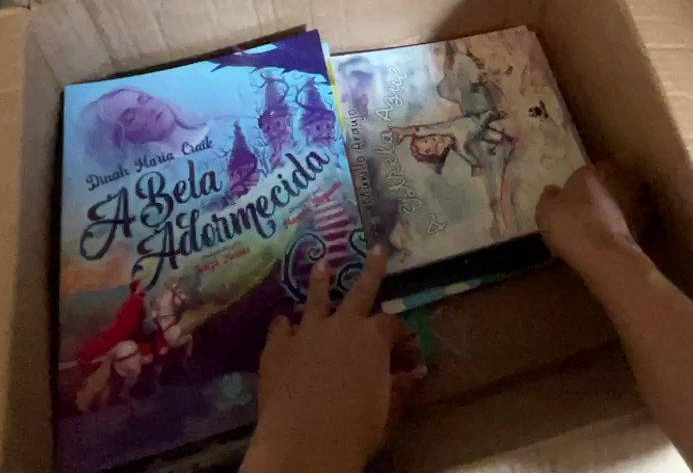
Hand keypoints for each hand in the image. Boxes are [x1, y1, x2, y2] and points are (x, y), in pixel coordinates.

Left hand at [244, 247, 424, 472]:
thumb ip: (398, 387)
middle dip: (372, 269)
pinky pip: (280, 328)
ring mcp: (307, 332)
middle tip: (378, 249)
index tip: (407, 351)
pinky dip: (283, 325)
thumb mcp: (386, 411)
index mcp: (373, 338)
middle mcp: (342, 325)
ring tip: (322, 264)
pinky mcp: (277, 349)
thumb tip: (415, 372)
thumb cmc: (355, 431)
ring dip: (320, 282)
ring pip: (316, 299)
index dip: (401, 336)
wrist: (304, 443)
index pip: (392, 325)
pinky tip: (282, 321)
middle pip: (360, 290)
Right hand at [536, 163, 645, 279]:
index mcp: (586, 176)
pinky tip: (581, 251)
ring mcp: (616, 213)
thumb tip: (552, 190)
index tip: (557, 198)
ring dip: (584, 223)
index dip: (566, 186)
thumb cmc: (570, 225)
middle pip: (587, 194)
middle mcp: (604, 189)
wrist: (604, 257)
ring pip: (595, 214)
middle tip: (560, 218)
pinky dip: (592, 240)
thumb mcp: (545, 210)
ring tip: (567, 239)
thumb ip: (547, 197)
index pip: (576, 174)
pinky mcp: (621, 235)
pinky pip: (601, 233)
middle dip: (576, 205)